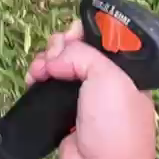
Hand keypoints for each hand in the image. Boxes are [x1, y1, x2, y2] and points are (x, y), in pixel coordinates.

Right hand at [24, 20, 155, 158]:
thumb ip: (81, 54)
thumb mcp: (109, 78)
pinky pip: (46, 79)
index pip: (100, 39)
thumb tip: (54, 58)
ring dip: (43, 60)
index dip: (82, 32)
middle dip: (58, 46)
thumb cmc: (114, 126)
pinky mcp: (63, 106)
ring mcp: (83, 95)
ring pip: (57, 60)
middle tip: (54, 58)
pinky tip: (33, 79)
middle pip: (74, 47)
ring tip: (39, 72)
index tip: (71, 36)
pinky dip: (37, 75)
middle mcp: (104, 82)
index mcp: (124, 74)